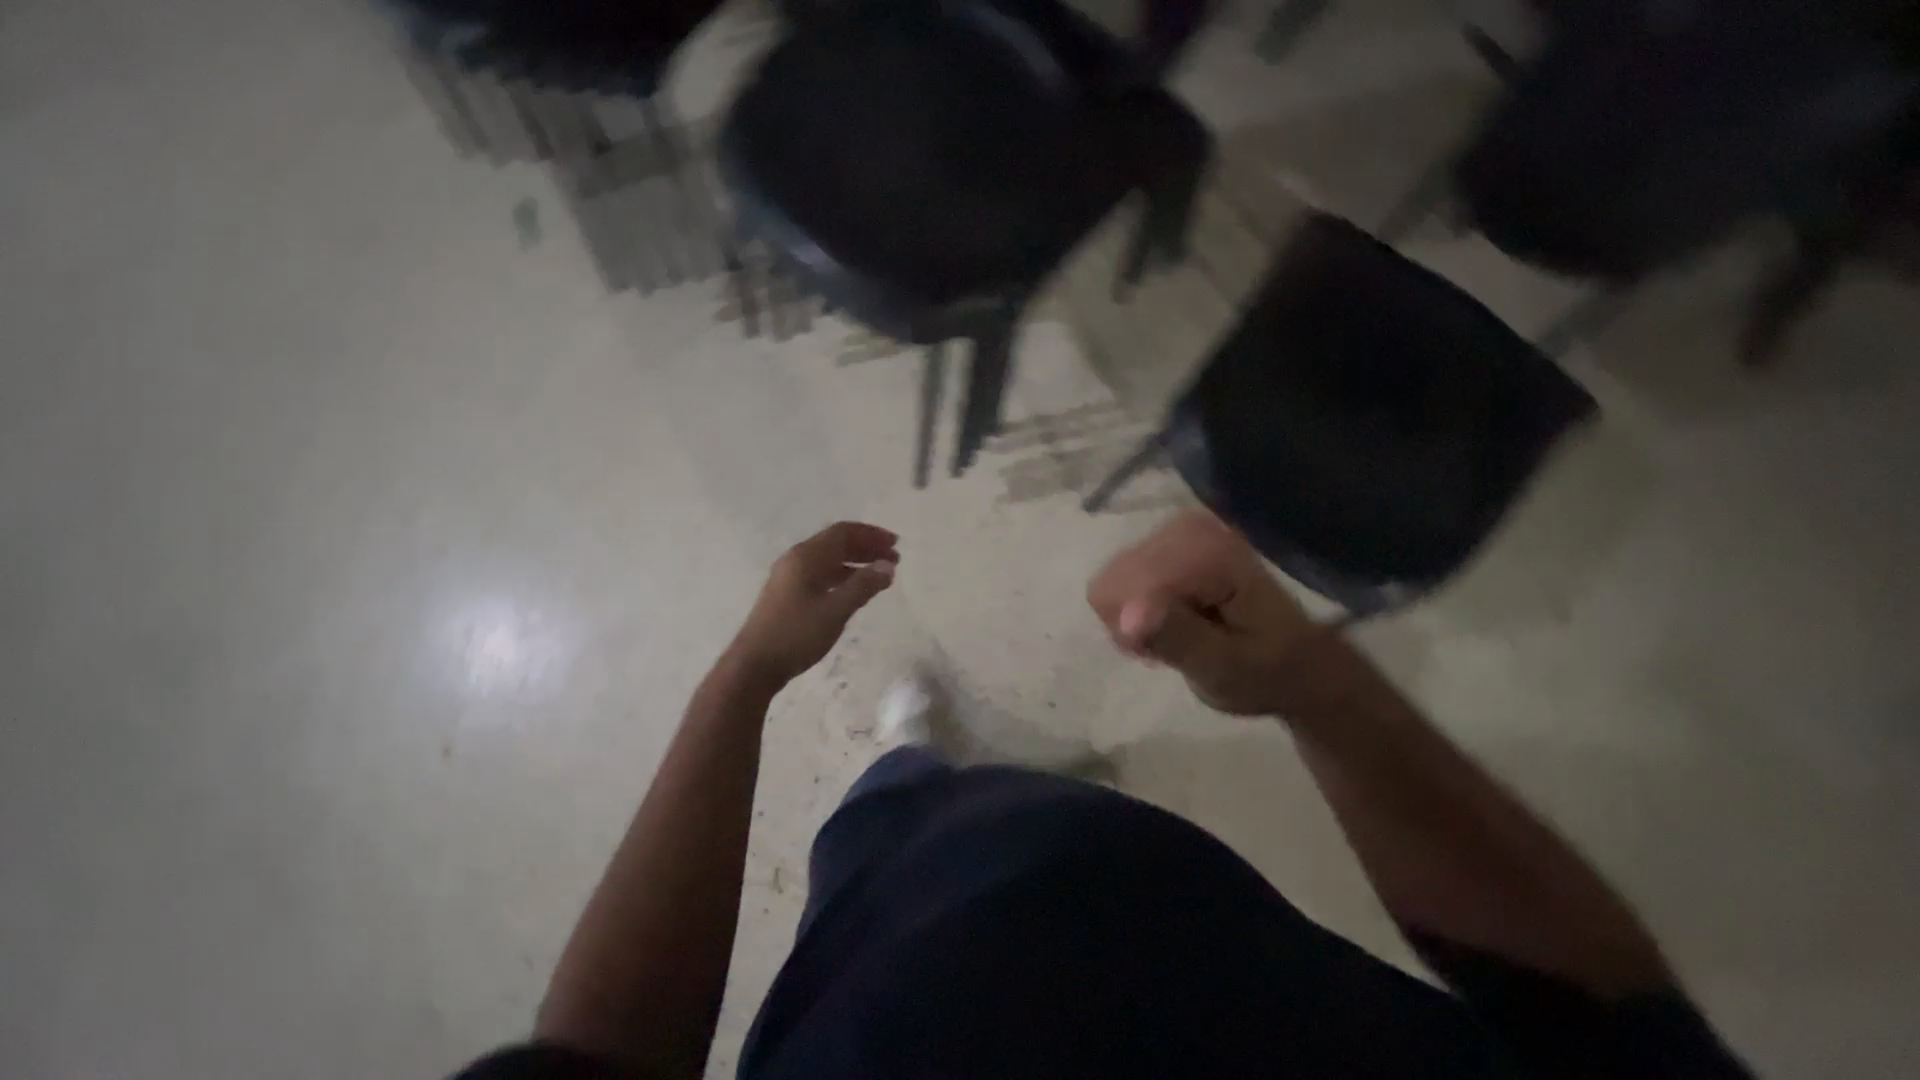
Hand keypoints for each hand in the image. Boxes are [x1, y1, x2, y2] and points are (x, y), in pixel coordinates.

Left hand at [727, 522, 898, 687]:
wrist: (754, 664)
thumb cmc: (796, 634)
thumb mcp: (835, 610)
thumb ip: (863, 586)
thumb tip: (887, 566)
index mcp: (806, 557)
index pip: (843, 532)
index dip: (871, 535)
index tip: (896, 544)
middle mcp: (796, 559)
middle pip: (835, 543)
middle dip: (866, 547)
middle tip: (894, 558)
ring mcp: (789, 577)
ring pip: (828, 560)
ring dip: (855, 562)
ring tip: (880, 575)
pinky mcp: (787, 594)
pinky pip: (820, 574)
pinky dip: (842, 576)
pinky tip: (854, 590)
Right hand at [1087, 508, 1333, 715]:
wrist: (1298, 664)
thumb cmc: (1267, 672)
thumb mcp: (1225, 670)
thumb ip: (1178, 639)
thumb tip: (1129, 616)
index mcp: (1208, 550)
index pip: (1121, 587)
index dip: (1135, 631)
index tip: (1169, 654)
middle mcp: (1187, 527)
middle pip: (1113, 581)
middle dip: (1135, 622)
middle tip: (1178, 647)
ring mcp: (1176, 531)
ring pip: (1113, 583)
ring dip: (1138, 619)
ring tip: (1181, 636)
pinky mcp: (1168, 543)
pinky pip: (1121, 581)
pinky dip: (1140, 611)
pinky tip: (1175, 623)